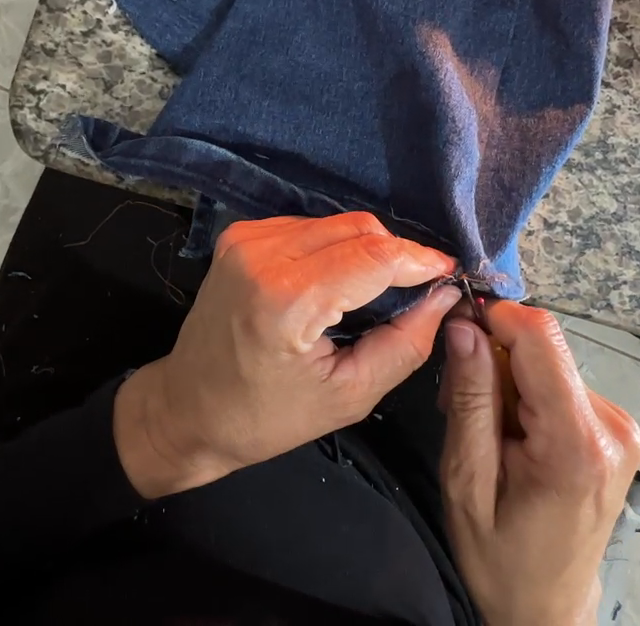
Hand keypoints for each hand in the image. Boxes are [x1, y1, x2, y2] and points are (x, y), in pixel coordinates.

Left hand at [113, 213, 460, 497]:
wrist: (188, 407)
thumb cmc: (265, 416)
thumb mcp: (349, 396)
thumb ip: (405, 343)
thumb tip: (443, 296)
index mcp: (286, 298)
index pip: (373, 255)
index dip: (419, 260)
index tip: (451, 274)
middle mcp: (263, 254)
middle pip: (357, 228)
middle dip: (397, 253)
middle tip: (421, 288)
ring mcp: (247, 239)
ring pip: (335, 222)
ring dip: (366, 249)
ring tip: (380, 291)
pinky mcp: (240, 235)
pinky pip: (308, 226)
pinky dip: (335, 247)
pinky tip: (338, 281)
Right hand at [440, 302, 639, 625]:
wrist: (546, 607)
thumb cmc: (499, 553)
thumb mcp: (466, 477)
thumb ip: (469, 397)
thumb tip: (464, 325)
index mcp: (576, 442)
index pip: (541, 337)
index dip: (494, 318)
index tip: (456, 333)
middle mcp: (612, 426)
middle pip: (541, 349)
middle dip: (492, 361)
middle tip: (459, 403)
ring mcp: (621, 427)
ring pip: (546, 363)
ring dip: (506, 381)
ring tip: (487, 431)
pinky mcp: (617, 430)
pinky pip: (558, 383)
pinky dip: (527, 396)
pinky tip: (512, 435)